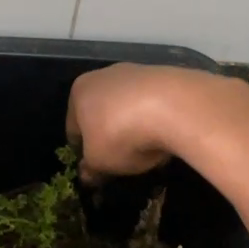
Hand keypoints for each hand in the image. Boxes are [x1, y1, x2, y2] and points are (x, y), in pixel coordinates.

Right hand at [66, 63, 248, 181]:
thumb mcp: (100, 162)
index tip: (95, 167)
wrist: (175, 106)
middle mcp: (104, 75)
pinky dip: (156, 118)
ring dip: (134, 127)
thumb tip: (87, 175)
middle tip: (121, 160)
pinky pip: (154, 103)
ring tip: (148, 150)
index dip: (82, 150)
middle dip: (109, 135)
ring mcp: (136, 71)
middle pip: (101, 112)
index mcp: (79, 92)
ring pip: (129, 107)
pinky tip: (167, 135)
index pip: (73, 127)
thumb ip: (91, 169)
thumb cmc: (121, 134)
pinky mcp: (165, 75)